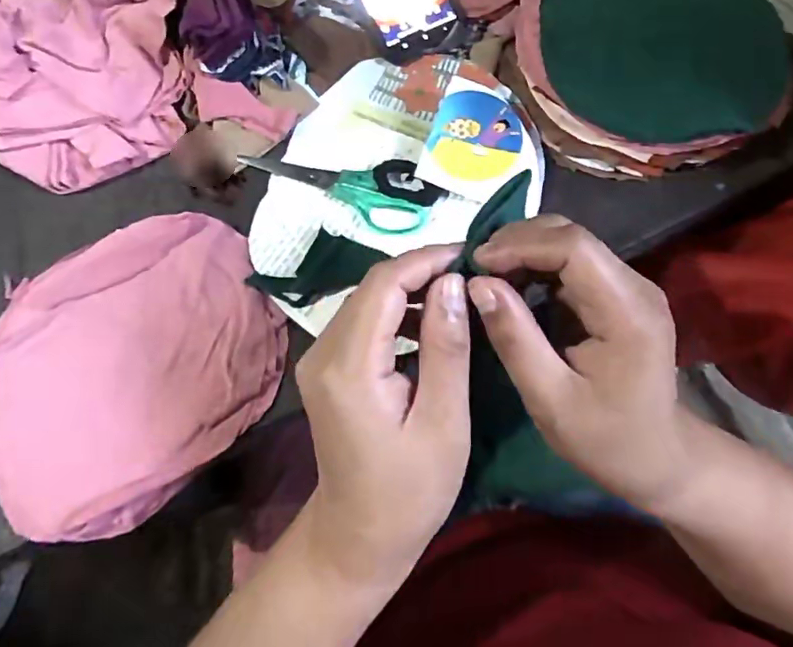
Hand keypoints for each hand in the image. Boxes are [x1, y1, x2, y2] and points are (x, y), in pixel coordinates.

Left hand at [295, 245, 469, 585]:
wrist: (356, 541)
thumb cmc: (409, 492)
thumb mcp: (443, 422)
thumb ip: (447, 347)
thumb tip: (453, 281)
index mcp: (349, 366)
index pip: (384, 284)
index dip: (426, 259)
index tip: (471, 252)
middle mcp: (324, 351)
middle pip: (373, 286)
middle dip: (422, 269)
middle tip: (472, 270)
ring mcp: (320, 358)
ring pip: (368, 298)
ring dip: (412, 287)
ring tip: (459, 291)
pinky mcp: (328, 366)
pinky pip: (364, 319)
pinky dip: (398, 309)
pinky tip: (432, 321)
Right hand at [467, 215, 694, 512]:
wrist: (658, 458)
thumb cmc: (606, 440)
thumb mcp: (550, 401)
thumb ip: (515, 340)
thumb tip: (478, 284)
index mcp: (628, 312)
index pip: (574, 247)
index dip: (521, 244)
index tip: (477, 263)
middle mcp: (636, 286)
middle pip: (573, 236)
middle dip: (519, 241)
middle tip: (475, 266)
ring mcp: (632, 285)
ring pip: (572, 242)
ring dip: (526, 248)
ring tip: (487, 272)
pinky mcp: (621, 291)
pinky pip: (575, 261)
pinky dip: (538, 263)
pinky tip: (512, 281)